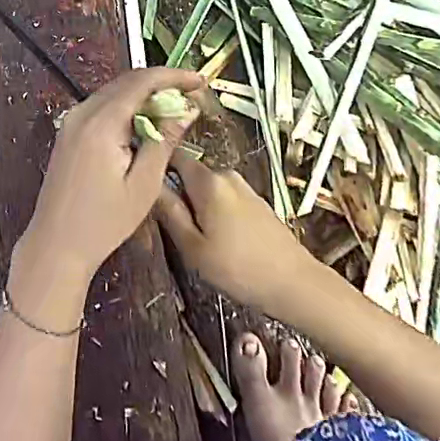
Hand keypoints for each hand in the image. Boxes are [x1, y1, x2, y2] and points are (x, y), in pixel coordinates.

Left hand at [18, 67, 206, 284]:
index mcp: (101, 123)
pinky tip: (145, 122)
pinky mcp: (68, 132)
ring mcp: (71, 121)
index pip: (141, 82)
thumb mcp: (144, 184)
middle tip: (191, 93)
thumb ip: (164, 140)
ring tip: (174, 106)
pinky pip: (101, 107)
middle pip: (126, 82)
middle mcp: (83, 113)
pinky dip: (126, 107)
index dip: (173, 76)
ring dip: (144, 94)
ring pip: (113, 93)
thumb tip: (186, 109)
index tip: (200, 81)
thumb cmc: (104, 222)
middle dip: (161, 83)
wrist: (56, 245)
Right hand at [153, 151, 326, 322]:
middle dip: (179, 194)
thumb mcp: (192, 246)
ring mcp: (244, 187)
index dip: (157, 166)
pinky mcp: (256, 202)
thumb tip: (150, 185)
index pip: (173, 156)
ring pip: (207, 189)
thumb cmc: (237, 268)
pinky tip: (222, 241)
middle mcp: (226, 175)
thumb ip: (169, 211)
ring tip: (197, 239)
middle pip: (190, 174)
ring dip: (198, 206)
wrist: (294, 284)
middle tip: (173, 227)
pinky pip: (225, 199)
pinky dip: (216, 213)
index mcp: (208, 181)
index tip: (145, 187)